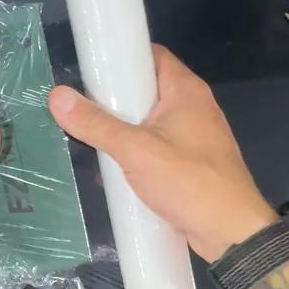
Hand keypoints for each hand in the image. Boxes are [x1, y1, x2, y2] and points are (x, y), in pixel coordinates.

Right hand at [49, 44, 276, 260]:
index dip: (120, 57)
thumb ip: (96, 124)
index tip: (88, 71)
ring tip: (91, 141)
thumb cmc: (187, 182)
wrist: (231, 232)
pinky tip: (116, 171)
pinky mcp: (193, 163)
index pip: (150, 55)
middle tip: (82, 111)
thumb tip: (57, 96)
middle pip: (147, 90)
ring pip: (151, 123)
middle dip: (115, 100)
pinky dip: (138, 155)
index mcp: (186, 90)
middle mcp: (194, 106)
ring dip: (124, 132)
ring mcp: (196, 136)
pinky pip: (159, 149)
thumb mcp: (135, 151)